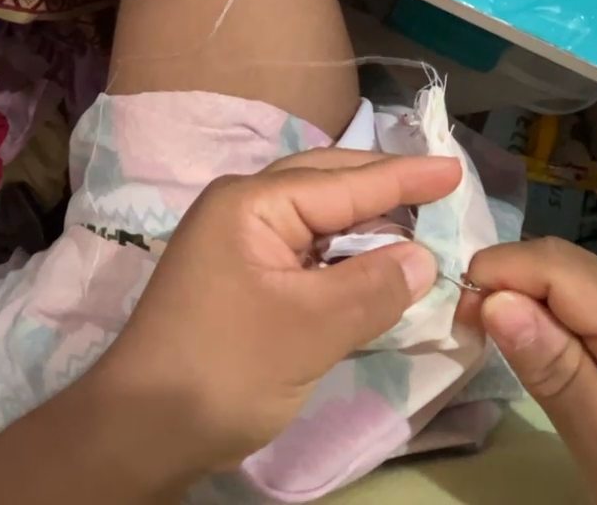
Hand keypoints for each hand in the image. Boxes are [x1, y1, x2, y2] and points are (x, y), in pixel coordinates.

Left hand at [87, 149, 463, 477]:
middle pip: (324, 184)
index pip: (341, 182)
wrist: (143, 427)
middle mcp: (241, 207)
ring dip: (362, 222)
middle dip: (381, 187)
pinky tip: (370, 263)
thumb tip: (422, 257)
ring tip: (417, 221)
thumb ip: (372, 288)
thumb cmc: (223, 368)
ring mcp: (236, 240)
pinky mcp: (239, 274)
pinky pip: (302, 249)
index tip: (453, 168)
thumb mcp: (309, 330)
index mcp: (250, 203)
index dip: (402, 177)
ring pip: (314, 218)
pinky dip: (340, 255)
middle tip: (440, 187)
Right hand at [467, 239, 596, 504]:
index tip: (460, 322)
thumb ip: (557, 374)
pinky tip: (557, 357)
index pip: (552, 262)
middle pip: (564, 262)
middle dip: (507, 284)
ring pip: (579, 277)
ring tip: (509, 351)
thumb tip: (493, 298)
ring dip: (532, 298)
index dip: (495, 275)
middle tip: (475, 339)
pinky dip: (562, 314)